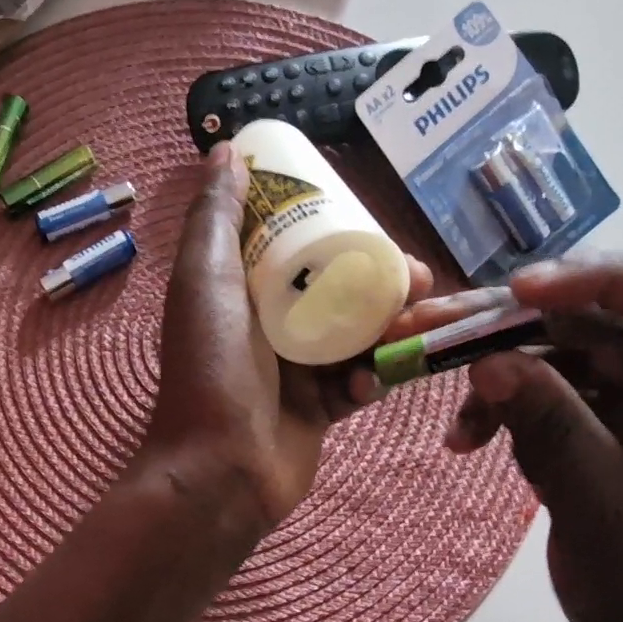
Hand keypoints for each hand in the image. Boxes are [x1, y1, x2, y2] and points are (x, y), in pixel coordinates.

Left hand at [140, 142, 431, 531]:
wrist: (220, 470)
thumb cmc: (211, 368)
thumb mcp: (205, 278)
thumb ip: (216, 217)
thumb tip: (226, 151)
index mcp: (241, 291)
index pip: (299, 247)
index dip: (339, 231)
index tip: (375, 224)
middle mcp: (268, 326)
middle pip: (339, 288)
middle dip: (383, 282)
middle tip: (416, 280)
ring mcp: (294, 371)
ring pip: (357, 335)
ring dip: (390, 329)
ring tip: (413, 327)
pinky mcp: (318, 411)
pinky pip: (358, 385)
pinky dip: (370, 381)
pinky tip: (367, 385)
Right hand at [437, 252, 622, 621]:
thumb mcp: (598, 512)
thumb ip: (550, 429)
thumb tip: (488, 361)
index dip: (616, 278)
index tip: (526, 290)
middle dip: (533, 320)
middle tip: (452, 324)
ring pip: (579, 352)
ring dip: (508, 371)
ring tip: (454, 414)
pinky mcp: (617, 427)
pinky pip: (559, 390)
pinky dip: (509, 406)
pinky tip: (469, 438)